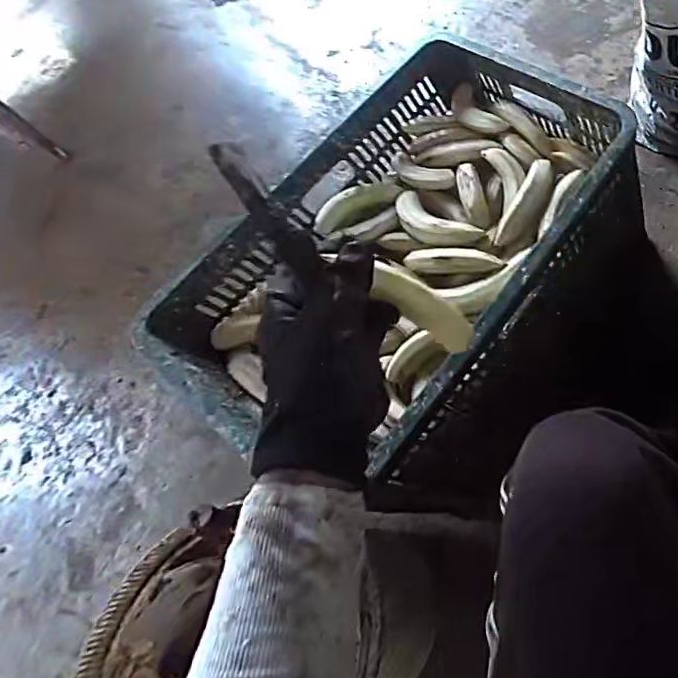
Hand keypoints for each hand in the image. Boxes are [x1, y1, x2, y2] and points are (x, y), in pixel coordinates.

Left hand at [252, 241, 397, 485]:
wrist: (329, 435)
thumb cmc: (323, 375)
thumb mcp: (335, 321)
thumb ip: (346, 282)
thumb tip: (357, 243)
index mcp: (284, 309)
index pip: (302, 265)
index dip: (329, 253)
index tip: (360, 248)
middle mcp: (302, 319)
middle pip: (332, 284)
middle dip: (358, 278)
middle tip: (382, 272)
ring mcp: (326, 338)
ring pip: (352, 304)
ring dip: (372, 299)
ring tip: (391, 299)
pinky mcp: (349, 355)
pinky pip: (365, 326)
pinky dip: (379, 320)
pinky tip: (392, 320)